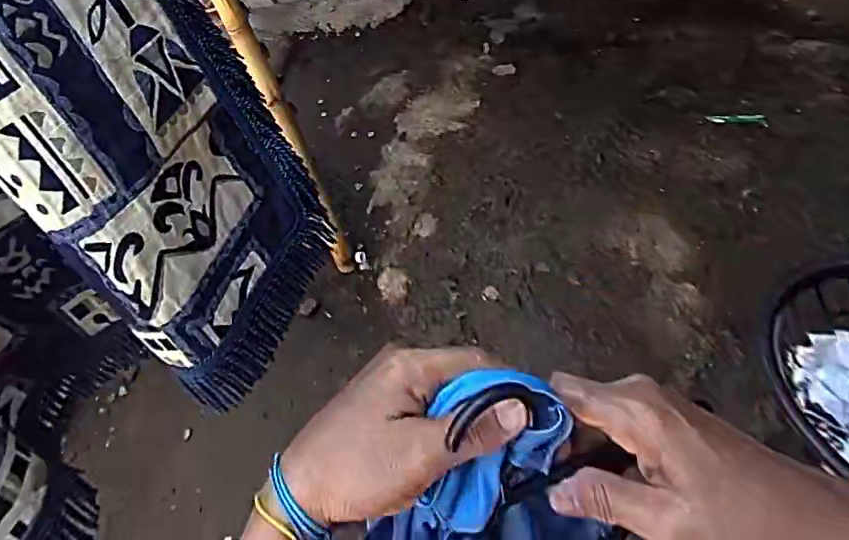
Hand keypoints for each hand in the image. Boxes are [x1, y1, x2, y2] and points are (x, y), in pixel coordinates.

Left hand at [275, 345, 529, 524]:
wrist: (304, 486)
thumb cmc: (357, 467)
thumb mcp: (419, 454)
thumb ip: (470, 430)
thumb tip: (520, 409)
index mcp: (410, 363)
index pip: (476, 362)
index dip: (513, 387)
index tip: (543, 420)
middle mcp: (403, 363)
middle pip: (465, 377)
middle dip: (496, 409)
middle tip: (526, 447)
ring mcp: (394, 383)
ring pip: (452, 396)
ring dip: (475, 424)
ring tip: (501, 457)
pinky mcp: (390, 405)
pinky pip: (433, 409)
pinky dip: (453, 430)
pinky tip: (466, 457)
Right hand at [546, 374, 848, 539]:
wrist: (821, 523)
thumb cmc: (746, 523)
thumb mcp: (670, 523)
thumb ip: (605, 499)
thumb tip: (553, 491)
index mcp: (633, 408)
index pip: (561, 391)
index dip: (539, 418)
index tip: (524, 452)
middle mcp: (639, 391)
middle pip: (576, 402)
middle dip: (562, 438)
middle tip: (549, 480)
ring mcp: (656, 401)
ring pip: (597, 414)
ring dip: (586, 447)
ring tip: (575, 487)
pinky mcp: (670, 416)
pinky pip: (621, 422)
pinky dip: (610, 448)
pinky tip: (612, 484)